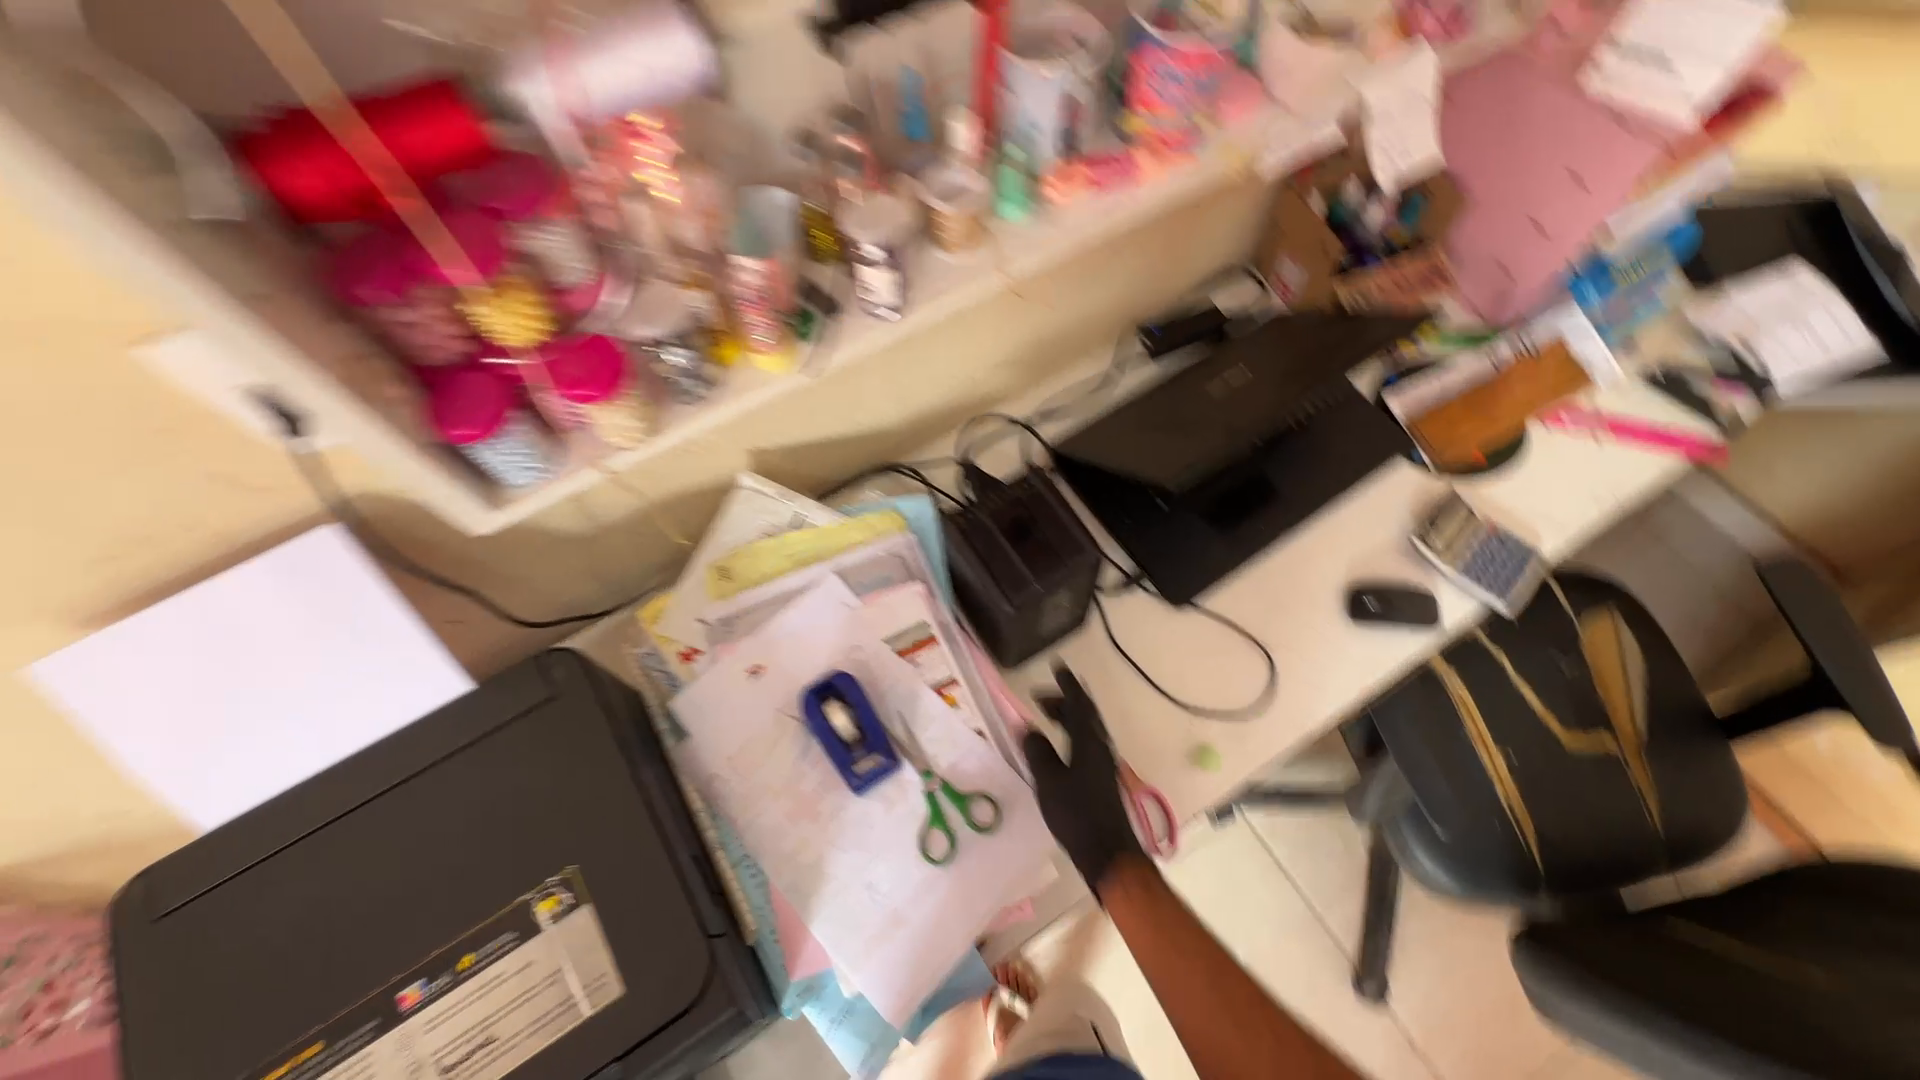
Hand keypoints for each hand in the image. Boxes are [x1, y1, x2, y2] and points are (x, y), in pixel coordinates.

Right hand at [1026, 663, 1143, 891]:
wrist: (1108, 852)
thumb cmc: (1076, 814)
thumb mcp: (1049, 781)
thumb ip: (1037, 751)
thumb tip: (1027, 726)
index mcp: (1088, 742)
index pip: (1079, 703)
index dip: (1068, 684)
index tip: (1057, 667)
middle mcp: (1100, 747)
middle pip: (1085, 714)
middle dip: (1065, 700)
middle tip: (1041, 697)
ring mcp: (1103, 763)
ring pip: (1086, 729)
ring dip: (1068, 717)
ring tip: (1046, 717)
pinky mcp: (1102, 778)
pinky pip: (1086, 743)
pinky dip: (1072, 734)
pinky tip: (1058, 747)